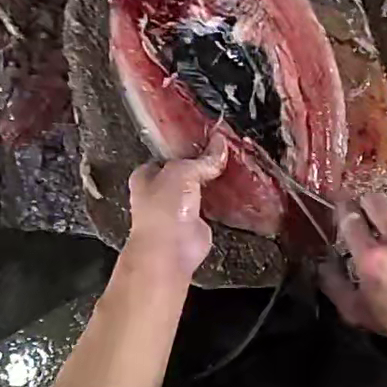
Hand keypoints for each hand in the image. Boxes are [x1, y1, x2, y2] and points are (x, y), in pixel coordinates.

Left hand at [126, 136, 228, 280]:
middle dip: (205, 164)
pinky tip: (238, 188)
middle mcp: (162, 191)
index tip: (210, 138)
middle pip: (188, 171)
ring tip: (236, 165)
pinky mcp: (198, 223)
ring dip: (216, 181)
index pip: (170, 154)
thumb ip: (202, 159)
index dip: (188, 146)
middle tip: (227, 151)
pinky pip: (213, 206)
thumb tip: (220, 142)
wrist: (170, 249)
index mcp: (148, 175)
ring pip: (202, 188)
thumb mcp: (182, 172)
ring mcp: (180, 208)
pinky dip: (225, 199)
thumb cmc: (164, 208)